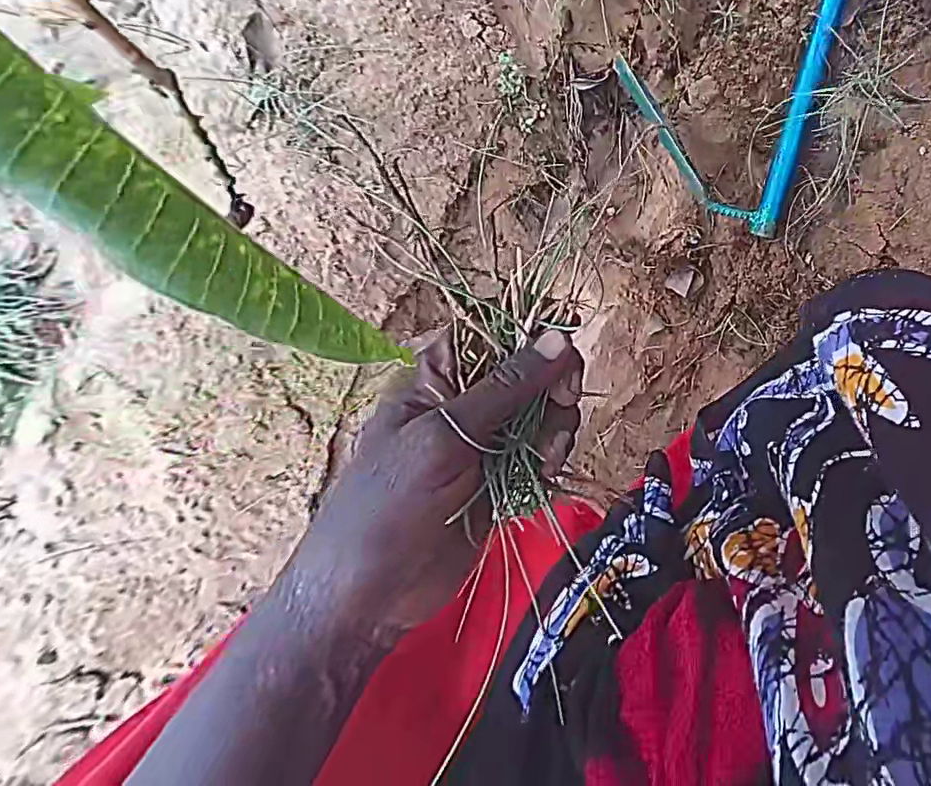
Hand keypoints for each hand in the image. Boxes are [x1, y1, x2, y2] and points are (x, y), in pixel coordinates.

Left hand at [277, 329, 583, 643]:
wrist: (368, 599)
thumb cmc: (386, 507)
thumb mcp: (445, 438)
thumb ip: (506, 387)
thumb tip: (558, 337)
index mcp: (441, 374)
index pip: (499, 330)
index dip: (537, 336)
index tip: (561, 360)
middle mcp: (469, 397)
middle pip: (535, 367)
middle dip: (554, 388)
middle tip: (558, 412)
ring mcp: (489, 436)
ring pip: (547, 407)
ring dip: (557, 429)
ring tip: (542, 460)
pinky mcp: (506, 471)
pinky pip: (546, 447)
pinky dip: (552, 457)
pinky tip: (540, 476)